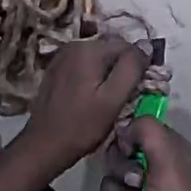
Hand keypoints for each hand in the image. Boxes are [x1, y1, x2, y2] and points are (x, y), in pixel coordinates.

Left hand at [19, 36, 151, 175]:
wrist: (43, 146)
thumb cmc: (82, 125)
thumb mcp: (114, 98)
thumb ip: (132, 68)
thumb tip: (147, 44)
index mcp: (89, 49)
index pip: (127, 46)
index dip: (137, 67)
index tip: (138, 90)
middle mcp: (74, 45)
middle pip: (112, 50)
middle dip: (122, 70)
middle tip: (124, 97)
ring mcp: (62, 57)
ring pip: (99, 59)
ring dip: (108, 74)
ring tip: (107, 99)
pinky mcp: (56, 70)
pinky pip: (84, 66)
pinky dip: (93, 77)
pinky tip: (91, 98)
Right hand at [99, 117, 190, 190]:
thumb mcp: (168, 158)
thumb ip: (146, 130)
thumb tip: (123, 127)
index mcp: (166, 150)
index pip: (132, 131)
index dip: (125, 141)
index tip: (129, 151)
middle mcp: (153, 170)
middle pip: (114, 159)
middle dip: (120, 175)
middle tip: (138, 186)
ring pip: (107, 188)